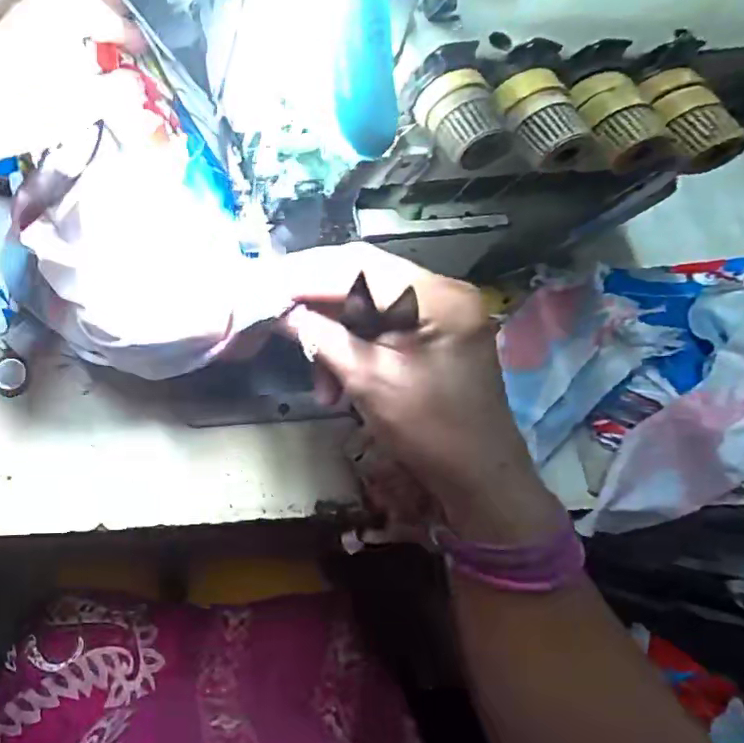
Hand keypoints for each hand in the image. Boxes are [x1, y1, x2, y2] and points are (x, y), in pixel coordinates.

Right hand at [277, 243, 566, 543]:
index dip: (304, 276)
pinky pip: (380, 320)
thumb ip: (320, 337)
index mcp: (435, 297)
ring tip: (318, 380)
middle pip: (360, 275)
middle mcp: (442, 290)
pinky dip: (351, 342)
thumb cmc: (428, 430)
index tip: (265, 292)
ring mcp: (440, 308)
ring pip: (365, 300)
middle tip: (275, 314)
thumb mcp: (366, 379)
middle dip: (313, 298)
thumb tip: (279, 312)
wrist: (479, 475)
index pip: (356, 266)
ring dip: (332, 331)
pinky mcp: (433, 329)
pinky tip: (336, 379)